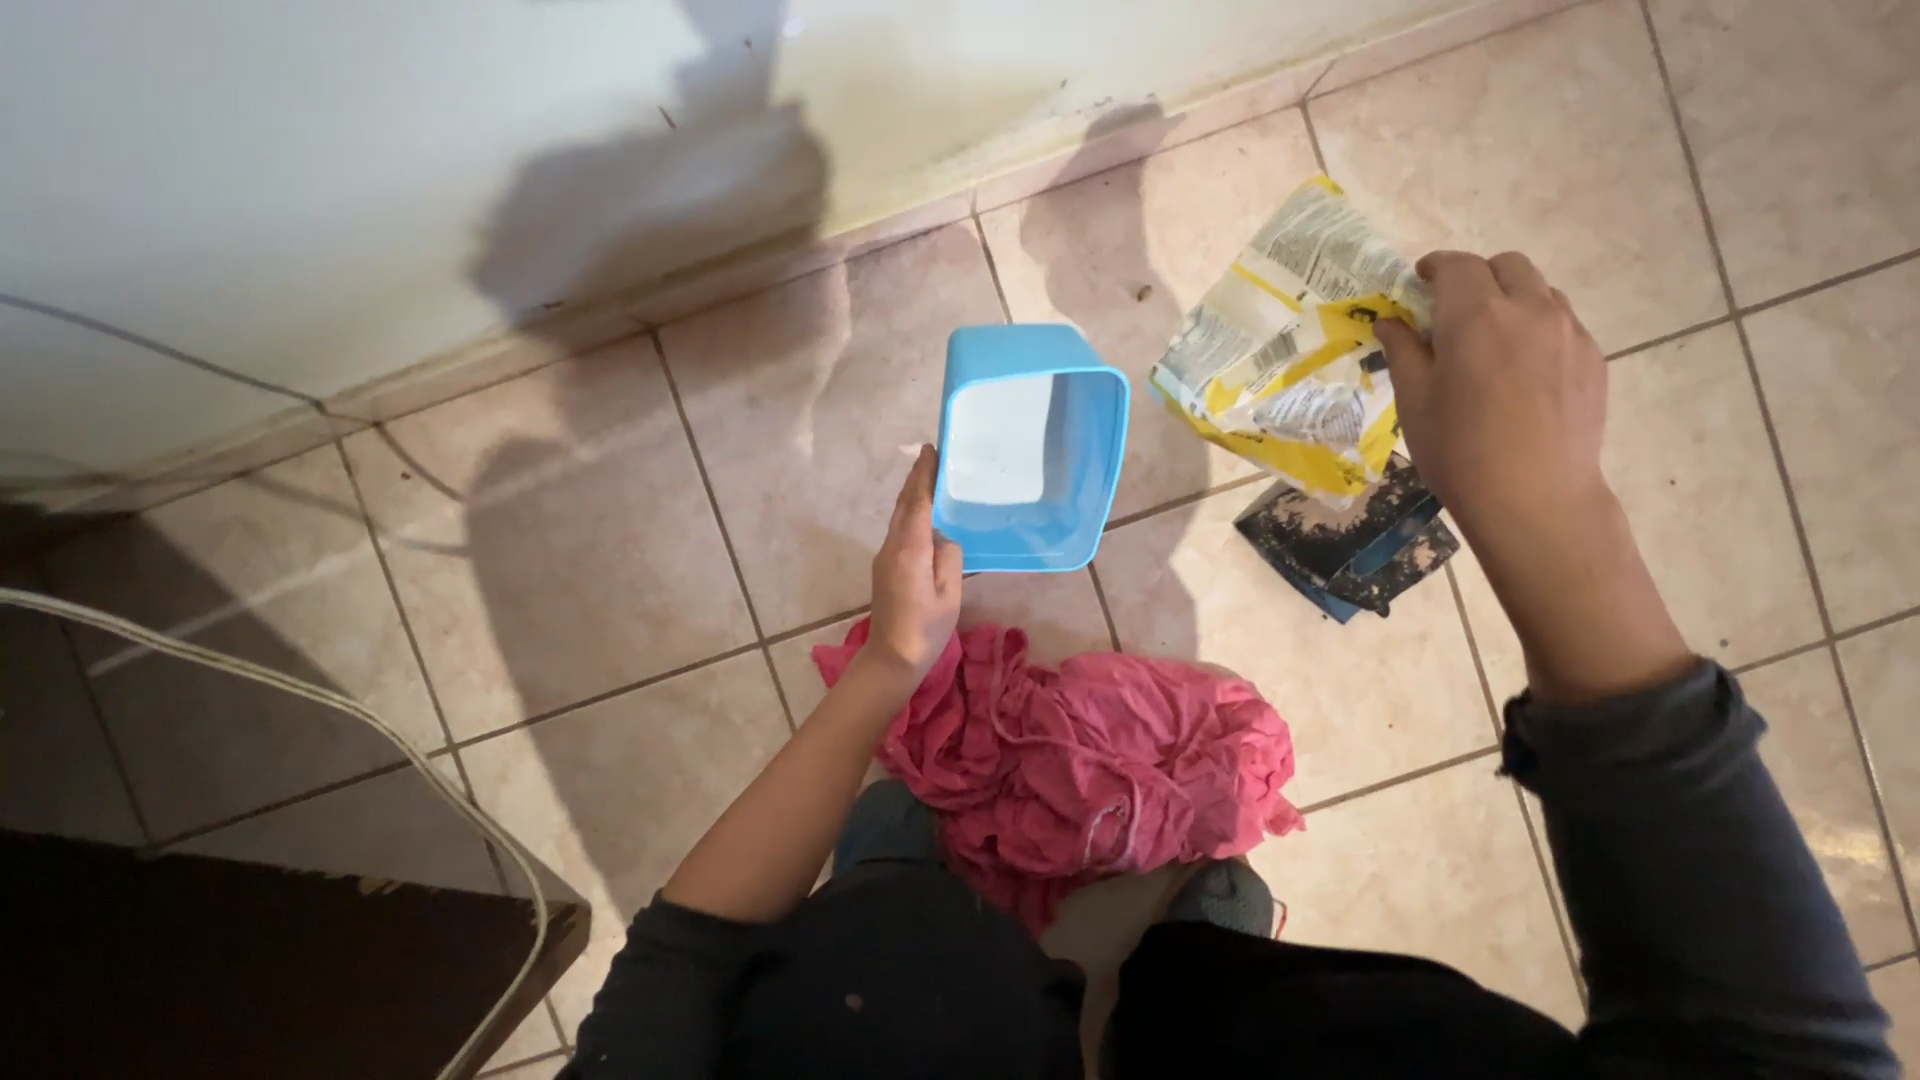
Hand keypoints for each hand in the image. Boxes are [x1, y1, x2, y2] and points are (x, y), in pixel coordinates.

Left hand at [863, 444, 962, 686]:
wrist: (892, 658)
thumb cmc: (925, 628)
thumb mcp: (949, 593)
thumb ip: (950, 556)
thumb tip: (945, 536)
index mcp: (910, 549)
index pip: (918, 502)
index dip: (925, 475)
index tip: (932, 450)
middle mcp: (892, 546)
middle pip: (904, 505)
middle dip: (917, 478)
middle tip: (933, 454)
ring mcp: (885, 556)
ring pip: (899, 516)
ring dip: (913, 494)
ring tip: (931, 476)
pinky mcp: (885, 567)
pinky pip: (899, 530)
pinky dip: (912, 512)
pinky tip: (925, 512)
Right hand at [1377, 250, 1609, 537]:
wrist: (1534, 497)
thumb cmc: (1458, 450)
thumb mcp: (1413, 401)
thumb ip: (1403, 351)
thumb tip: (1391, 322)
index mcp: (1476, 316)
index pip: (1456, 266)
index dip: (1434, 267)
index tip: (1418, 282)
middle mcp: (1530, 309)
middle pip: (1506, 265)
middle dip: (1476, 276)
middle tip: (1451, 311)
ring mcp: (1569, 332)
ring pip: (1540, 291)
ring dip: (1509, 299)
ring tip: (1488, 341)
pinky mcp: (1592, 358)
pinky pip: (1561, 323)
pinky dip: (1535, 328)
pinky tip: (1518, 372)